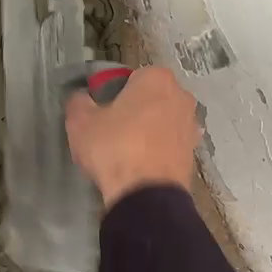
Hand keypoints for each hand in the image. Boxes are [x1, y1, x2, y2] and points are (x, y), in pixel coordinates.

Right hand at [64, 66, 199, 206]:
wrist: (146, 194)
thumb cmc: (113, 148)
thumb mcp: (80, 122)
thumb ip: (78, 102)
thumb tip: (82, 97)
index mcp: (156, 78)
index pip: (130, 77)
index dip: (112, 93)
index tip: (100, 111)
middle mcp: (181, 95)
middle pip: (149, 98)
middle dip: (132, 110)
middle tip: (109, 131)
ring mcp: (191, 124)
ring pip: (160, 121)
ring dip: (145, 130)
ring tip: (123, 152)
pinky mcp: (193, 151)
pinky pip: (167, 143)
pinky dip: (155, 150)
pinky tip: (138, 165)